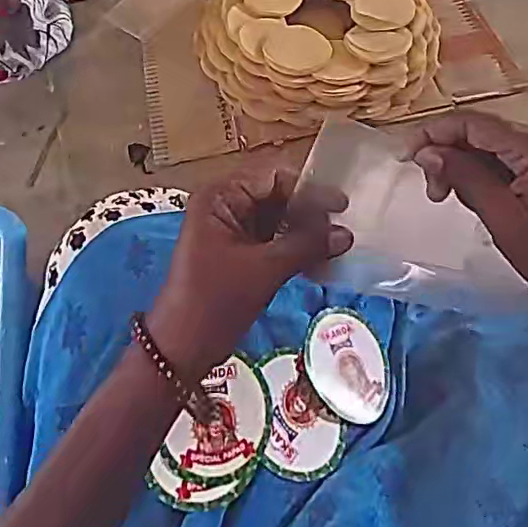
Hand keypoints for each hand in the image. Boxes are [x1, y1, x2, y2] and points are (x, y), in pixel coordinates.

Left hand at [145, 165, 351, 380]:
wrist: (180, 349)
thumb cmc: (215, 300)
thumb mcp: (264, 270)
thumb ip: (306, 246)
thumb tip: (346, 234)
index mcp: (221, 196)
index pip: (273, 177)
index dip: (309, 189)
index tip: (341, 206)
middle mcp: (225, 204)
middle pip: (277, 195)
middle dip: (309, 213)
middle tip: (339, 232)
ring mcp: (231, 228)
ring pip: (278, 218)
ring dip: (305, 232)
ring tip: (334, 247)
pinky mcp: (239, 251)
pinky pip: (273, 239)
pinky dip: (295, 247)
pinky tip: (319, 261)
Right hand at [401, 111, 527, 319]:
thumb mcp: (504, 220)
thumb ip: (466, 178)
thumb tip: (427, 152)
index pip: (474, 123)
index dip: (434, 132)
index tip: (405, 154)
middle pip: (481, 130)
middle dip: (446, 151)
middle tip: (431, 189)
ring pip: (490, 143)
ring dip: (461, 162)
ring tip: (444, 194)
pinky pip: (505, 156)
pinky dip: (480, 169)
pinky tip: (467, 191)